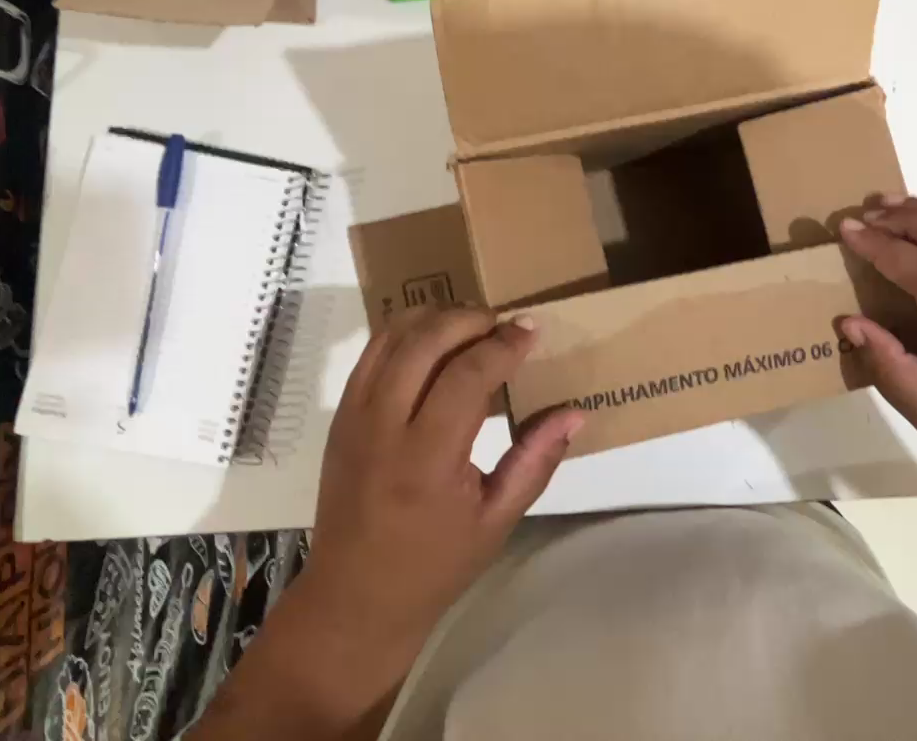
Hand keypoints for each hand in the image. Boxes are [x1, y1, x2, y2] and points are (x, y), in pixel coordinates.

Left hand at [301, 306, 582, 659]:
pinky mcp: (341, 415)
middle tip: (503, 323)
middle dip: (470, 319)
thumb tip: (576, 412)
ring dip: (435, 318)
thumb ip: (536, 460)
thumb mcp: (497, 520)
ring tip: (472, 326)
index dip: (504, 345)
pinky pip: (372, 352)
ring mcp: (354, 416)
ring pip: (393, 336)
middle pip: (426, 341)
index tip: (531, 330)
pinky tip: (434, 341)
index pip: (468, 375)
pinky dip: (405, 332)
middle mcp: (384, 427)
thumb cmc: (434, 565)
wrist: (354, 597)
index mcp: (427, 460)